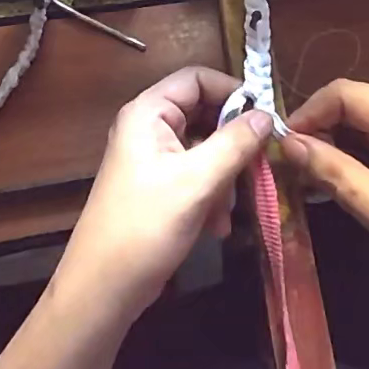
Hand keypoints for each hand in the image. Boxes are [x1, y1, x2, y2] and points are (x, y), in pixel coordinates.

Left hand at [53, 67, 270, 323]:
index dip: (233, 91)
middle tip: (256, 168)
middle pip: (204, 114)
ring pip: (204, 148)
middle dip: (232, 144)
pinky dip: (211, 195)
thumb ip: (235, 143)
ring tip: (227, 211)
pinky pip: (195, 174)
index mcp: (148, 112)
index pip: (197, 79)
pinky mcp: (157, 185)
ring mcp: (151, 157)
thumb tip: (266, 114)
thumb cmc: (146, 226)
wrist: (102, 290)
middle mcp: (148, 127)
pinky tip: (216, 226)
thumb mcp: (198, 182)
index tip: (265, 117)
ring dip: (224, 177)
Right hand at [280, 79, 368, 308]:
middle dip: (315, 129)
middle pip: (346, 101)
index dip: (306, 116)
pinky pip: (366, 132)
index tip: (282, 150)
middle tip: (290, 166)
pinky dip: (344, 151)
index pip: (341, 94)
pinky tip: (330, 178)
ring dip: (327, 142)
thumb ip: (333, 171)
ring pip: (352, 116)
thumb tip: (286, 143)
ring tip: (305, 175)